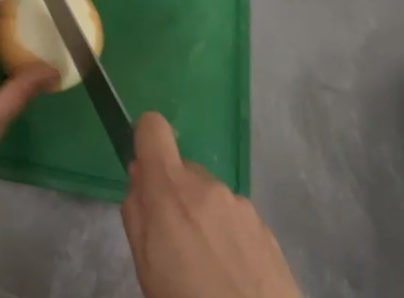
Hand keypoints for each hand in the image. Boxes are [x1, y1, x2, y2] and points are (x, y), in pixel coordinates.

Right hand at [123, 112, 299, 297]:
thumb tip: (141, 178)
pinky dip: (227, 236)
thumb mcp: (144, 263)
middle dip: (174, 195)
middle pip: (182, 170)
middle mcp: (208, 186)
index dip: (145, 140)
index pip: (153, 129)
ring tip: (206, 265)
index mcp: (171, 188)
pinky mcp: (267, 228)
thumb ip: (136, 212)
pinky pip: (235, 218)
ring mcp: (241, 206)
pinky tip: (232, 274)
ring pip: (210, 196)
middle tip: (174, 242)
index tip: (145, 171)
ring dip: (202, 218)